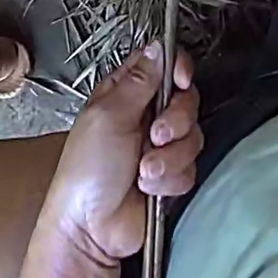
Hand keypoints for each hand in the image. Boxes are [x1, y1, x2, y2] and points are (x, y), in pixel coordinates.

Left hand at [44, 45, 200, 266]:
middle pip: (185, 98)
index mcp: (126, 91)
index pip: (162, 63)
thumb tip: (158, 47)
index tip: (180, 80)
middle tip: (155, 135)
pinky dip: (171, 178)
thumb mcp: (108, 116)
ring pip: (191, 135)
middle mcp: (145, 113)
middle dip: (176, 120)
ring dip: (169, 156)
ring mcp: (159, 144)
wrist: (90, 230)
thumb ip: (139, 81)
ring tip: (144, 170)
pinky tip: (149, 187)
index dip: (177, 68)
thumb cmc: (86, 170)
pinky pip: (190, 166)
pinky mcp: (170, 172)